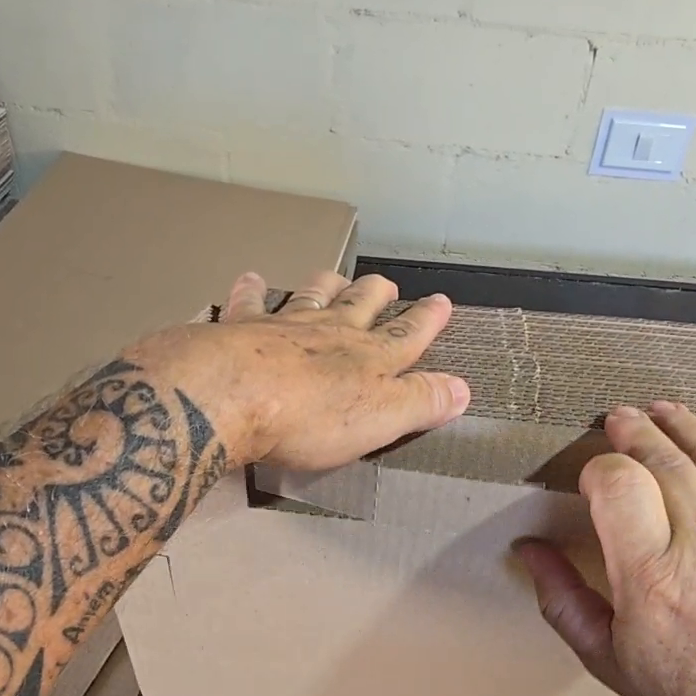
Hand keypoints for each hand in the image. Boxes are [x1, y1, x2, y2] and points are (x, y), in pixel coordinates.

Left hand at [124, 270, 471, 469]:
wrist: (231, 395)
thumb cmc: (309, 418)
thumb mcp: (380, 420)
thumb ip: (421, 402)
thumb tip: (463, 388)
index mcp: (367, 359)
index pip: (405, 336)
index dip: (426, 321)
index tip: (441, 302)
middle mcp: (329, 333)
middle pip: (359, 305)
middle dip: (376, 294)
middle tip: (386, 283)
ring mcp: (283, 325)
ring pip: (311, 296)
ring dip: (325, 285)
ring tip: (332, 275)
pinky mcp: (239, 329)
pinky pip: (248, 303)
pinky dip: (252, 290)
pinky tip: (250, 279)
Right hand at [516, 401, 695, 695]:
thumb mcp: (611, 661)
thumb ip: (563, 599)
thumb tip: (529, 550)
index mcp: (652, 580)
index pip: (619, 483)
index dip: (600, 467)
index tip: (592, 476)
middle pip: (663, 458)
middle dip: (634, 431)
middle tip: (617, 418)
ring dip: (681, 424)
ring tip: (659, 412)